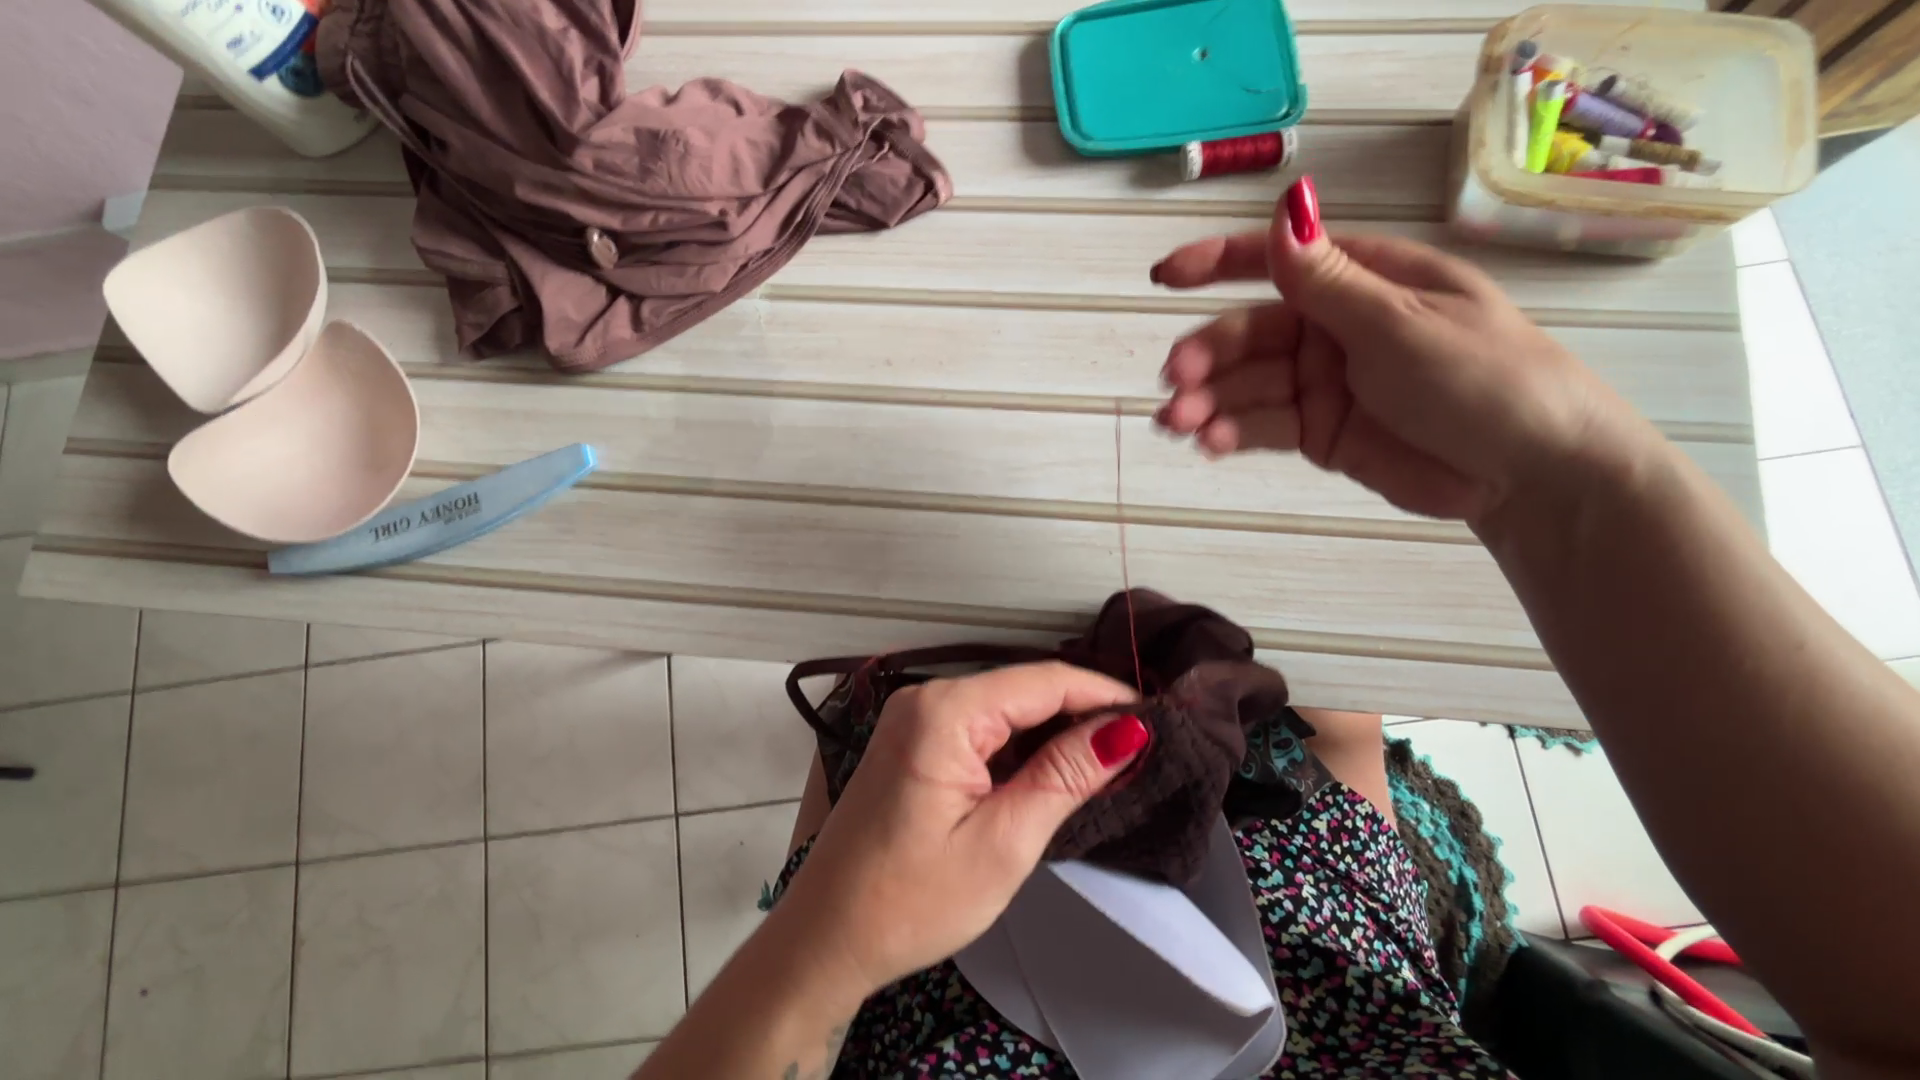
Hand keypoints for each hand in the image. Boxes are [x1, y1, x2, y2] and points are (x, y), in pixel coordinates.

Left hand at [775, 662, 1146, 992]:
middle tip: (1142, 747)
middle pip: (1025, 688)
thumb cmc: (911, 901)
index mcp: (944, 712)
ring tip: (1111, 760)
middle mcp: (926, 698)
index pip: (1045, 681)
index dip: (1106, 695)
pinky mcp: (912, 742)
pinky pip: (981, 726)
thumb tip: (1128, 729)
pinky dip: (1022, 744)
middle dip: (1084, 712)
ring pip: (1005, 707)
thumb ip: (1065, 776)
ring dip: (1055, 730)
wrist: (826, 937)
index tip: (1159, 718)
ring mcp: (914, 718)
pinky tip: (1054, 768)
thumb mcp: (1003, 842)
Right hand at [1150, 175, 1649, 523]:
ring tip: (1178, 423)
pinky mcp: (1319, 433)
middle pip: (1249, 333)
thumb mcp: (1401, 324)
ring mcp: (1322, 383)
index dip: (1215, 263)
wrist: (1529, 472)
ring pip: (1247, 385)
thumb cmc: (1482, 378)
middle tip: (1175, 382)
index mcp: (1361, 282)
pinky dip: (1231, 433)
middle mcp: (1333, 328)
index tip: (1163, 277)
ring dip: (1207, 401)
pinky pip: (1262, 426)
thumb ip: (1328, 281)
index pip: (1277, 261)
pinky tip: (1210, 443)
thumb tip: (1283, 207)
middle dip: (1207, 355)